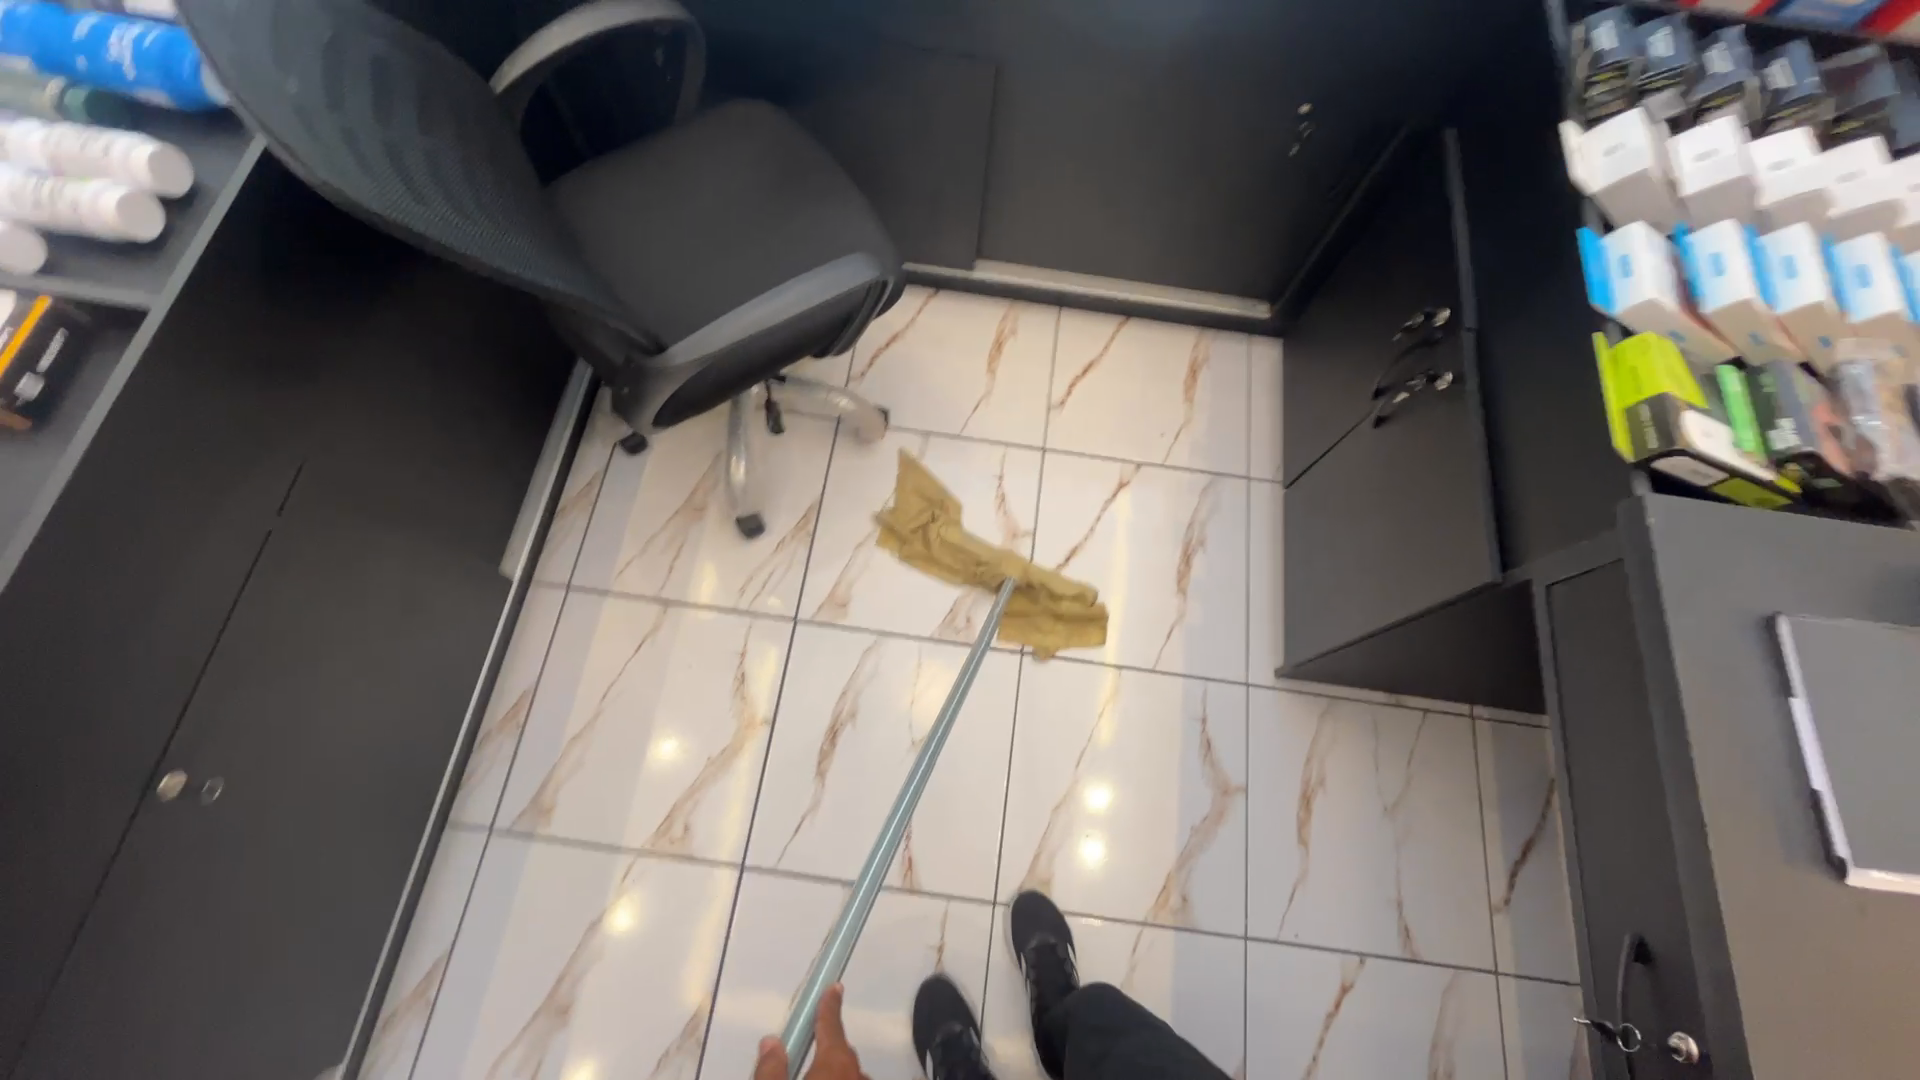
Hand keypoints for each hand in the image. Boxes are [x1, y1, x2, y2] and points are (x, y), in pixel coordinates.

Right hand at [754, 984, 868, 1079]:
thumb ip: (771, 1069)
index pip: (830, 1026)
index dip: (828, 1005)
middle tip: (810, 1039)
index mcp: (834, 1063)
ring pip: (848, 1072)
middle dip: (827, 1043)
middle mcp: (856, 1073)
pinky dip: (840, 1079)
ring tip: (811, 1072)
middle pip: (840, 1051)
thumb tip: (771, 1042)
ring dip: (833, 1069)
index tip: (834, 985)